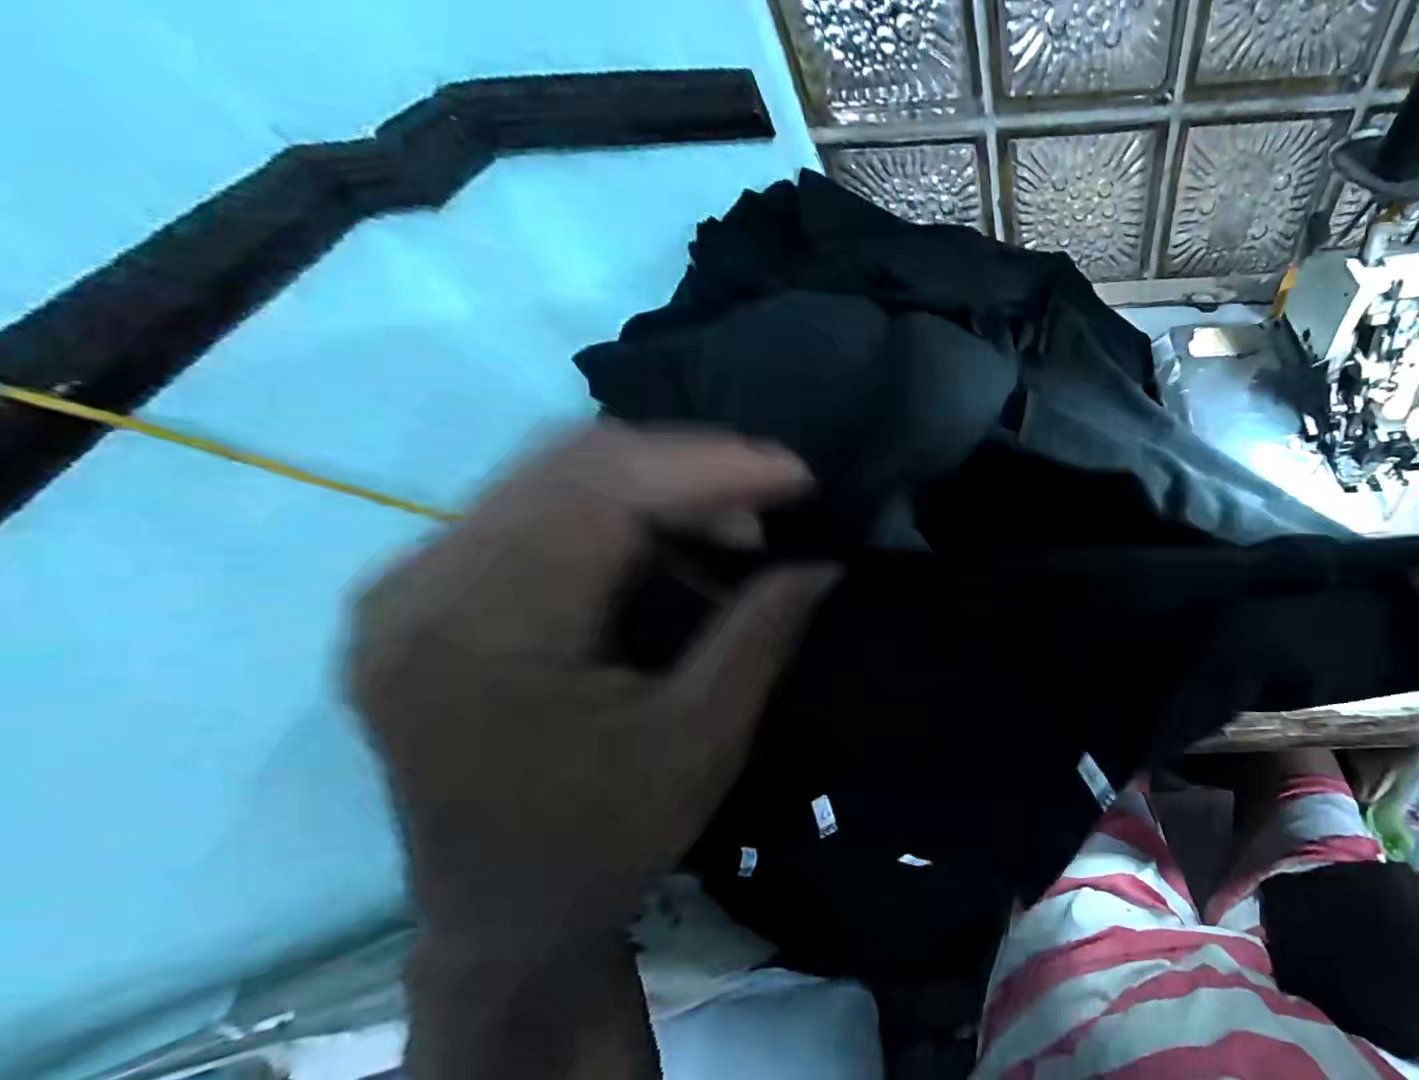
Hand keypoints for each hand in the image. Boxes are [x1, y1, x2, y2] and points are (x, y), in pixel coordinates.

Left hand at [349, 423, 837, 952]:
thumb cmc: (605, 841)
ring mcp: (407, 587)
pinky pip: (530, 507)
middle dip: (689, 467)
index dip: (711, 467)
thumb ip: (761, 634)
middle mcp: (421, 590)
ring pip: (551, 473)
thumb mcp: (703, 742)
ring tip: (729, 528)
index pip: (603, 493)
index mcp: (486, 634)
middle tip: (769, 504)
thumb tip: (823, 561)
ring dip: (654, 484)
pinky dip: (614, 509)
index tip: (797, 475)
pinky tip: (666, 545)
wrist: (502, 915)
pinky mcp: (420, 595)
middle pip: (572, 464)